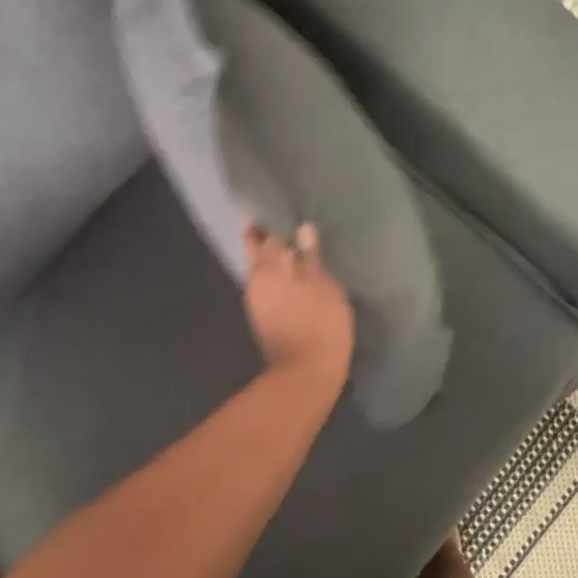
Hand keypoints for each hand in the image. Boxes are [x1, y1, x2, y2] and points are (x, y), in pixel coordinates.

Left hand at [243, 222, 352, 390]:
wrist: (306, 376)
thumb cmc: (319, 325)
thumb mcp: (323, 286)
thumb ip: (311, 257)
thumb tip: (303, 230)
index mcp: (265, 270)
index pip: (265, 234)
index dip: (272, 217)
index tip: (278, 201)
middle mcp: (253, 282)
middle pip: (256, 250)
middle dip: (264, 234)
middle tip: (277, 215)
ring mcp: (256, 302)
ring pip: (261, 269)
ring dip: (272, 254)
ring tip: (291, 239)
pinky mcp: (265, 318)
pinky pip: (268, 285)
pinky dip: (277, 273)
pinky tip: (292, 269)